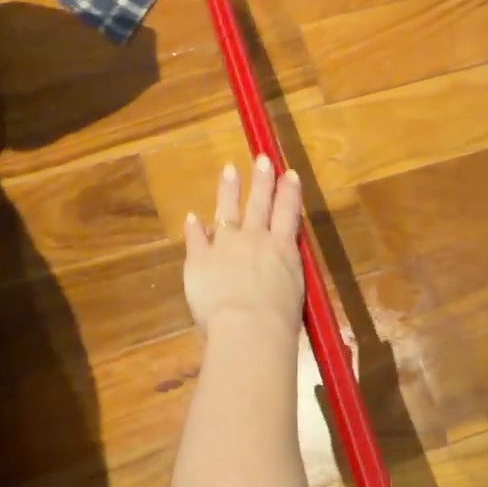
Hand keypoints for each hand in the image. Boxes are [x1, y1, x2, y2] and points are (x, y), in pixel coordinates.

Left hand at [183, 155, 303, 333]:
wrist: (248, 327)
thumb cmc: (281, 318)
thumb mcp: (295, 290)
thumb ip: (286, 269)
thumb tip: (281, 259)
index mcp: (283, 249)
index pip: (288, 213)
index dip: (289, 192)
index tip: (290, 174)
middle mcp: (255, 239)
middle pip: (259, 204)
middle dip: (262, 180)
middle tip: (263, 159)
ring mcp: (224, 245)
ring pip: (227, 210)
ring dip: (229, 189)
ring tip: (229, 170)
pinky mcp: (199, 258)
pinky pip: (196, 238)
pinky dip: (194, 227)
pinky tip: (192, 217)